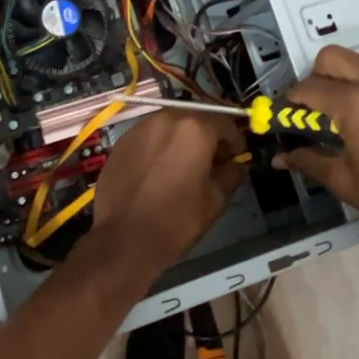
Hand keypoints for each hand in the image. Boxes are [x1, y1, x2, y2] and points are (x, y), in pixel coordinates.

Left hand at [91, 110, 246, 269]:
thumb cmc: (177, 219)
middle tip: (212, 161)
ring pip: (169, 126)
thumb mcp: (215, 200)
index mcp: (194, 129)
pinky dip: (159, 146)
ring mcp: (139, 128)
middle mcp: (166, 118)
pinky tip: (158, 170)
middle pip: (195, 119)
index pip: (225, 123)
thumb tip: (237, 165)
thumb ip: (231, 175)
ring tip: (184, 165)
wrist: (125, 239)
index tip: (236, 157)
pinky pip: (148, 137)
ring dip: (181, 139)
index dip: (235, 141)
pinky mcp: (120, 142)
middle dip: (207, 136)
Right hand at [275, 46, 358, 253]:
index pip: (310, 87)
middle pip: (334, 57)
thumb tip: (279, 158)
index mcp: (356, 104)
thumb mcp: (346, 182)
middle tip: (318, 109)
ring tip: (352, 118)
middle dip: (317, 76)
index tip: (289, 116)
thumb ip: (309, 161)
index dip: (292, 101)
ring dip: (348, 81)